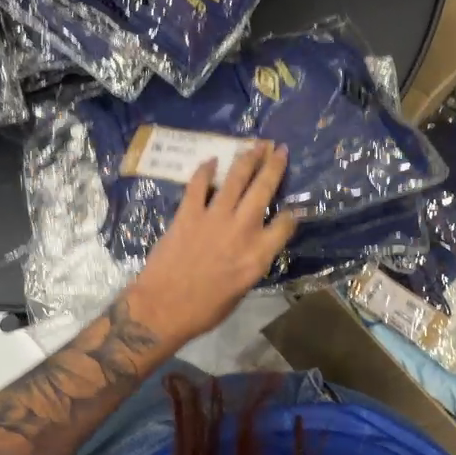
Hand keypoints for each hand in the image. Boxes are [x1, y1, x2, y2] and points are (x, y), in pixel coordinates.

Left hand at [124, 142, 296, 345]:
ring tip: (256, 145)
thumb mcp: (242, 290)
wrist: (163, 308)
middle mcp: (242, 230)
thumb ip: (252, 262)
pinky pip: (199, 184)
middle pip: (264, 189)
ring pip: (235, 179)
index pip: (285, 224)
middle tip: (279, 149)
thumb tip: (255, 246)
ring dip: (247, 158)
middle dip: (274, 166)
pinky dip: (206, 170)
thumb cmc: (205, 309)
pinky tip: (212, 160)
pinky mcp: (188, 213)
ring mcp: (214, 218)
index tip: (292, 208)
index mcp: (258, 255)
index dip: (291, 214)